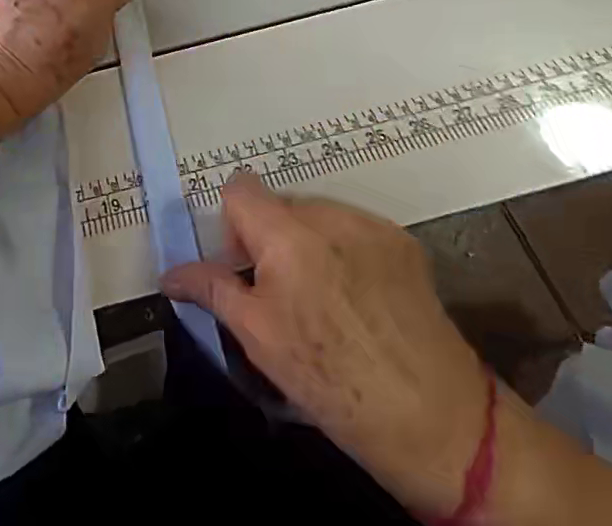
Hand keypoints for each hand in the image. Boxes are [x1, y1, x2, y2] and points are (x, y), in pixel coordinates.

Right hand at [161, 176, 490, 518]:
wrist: (440, 422)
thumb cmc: (332, 379)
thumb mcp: (256, 336)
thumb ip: (210, 289)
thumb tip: (170, 274)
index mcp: (288, 235)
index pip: (239, 189)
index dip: (230, 224)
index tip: (240, 266)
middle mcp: (331, 217)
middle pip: (277, 203)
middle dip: (266, 236)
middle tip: (275, 290)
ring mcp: (373, 228)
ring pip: (314, 215)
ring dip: (302, 241)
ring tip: (318, 297)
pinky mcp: (404, 245)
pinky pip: (351, 229)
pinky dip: (339, 250)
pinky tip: (352, 298)